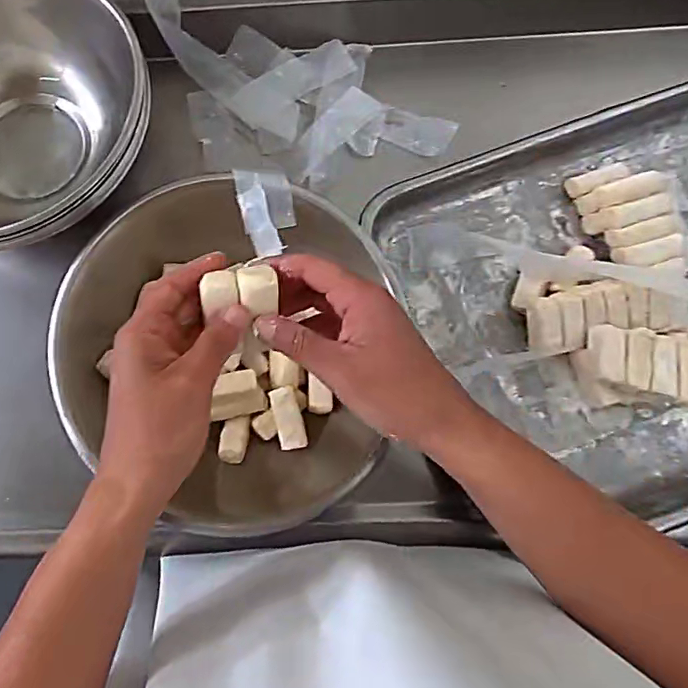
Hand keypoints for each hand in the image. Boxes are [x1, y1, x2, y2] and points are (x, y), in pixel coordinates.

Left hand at [100, 251, 247, 517]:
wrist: (135, 483)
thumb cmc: (159, 432)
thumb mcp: (193, 382)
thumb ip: (216, 341)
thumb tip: (238, 308)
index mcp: (140, 335)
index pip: (167, 289)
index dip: (194, 270)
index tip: (224, 260)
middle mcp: (141, 343)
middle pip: (173, 305)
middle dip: (204, 291)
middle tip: (240, 284)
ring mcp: (150, 364)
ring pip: (180, 328)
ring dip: (207, 317)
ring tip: (242, 307)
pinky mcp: (159, 382)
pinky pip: (184, 350)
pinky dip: (206, 341)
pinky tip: (229, 340)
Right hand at [254, 254, 491, 454]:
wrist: (441, 420)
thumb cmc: (392, 393)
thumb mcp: (338, 368)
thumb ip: (297, 341)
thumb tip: (260, 321)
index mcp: (360, 296)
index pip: (312, 266)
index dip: (278, 267)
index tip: (247, 276)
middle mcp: (366, 299)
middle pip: (318, 281)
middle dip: (283, 288)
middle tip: (249, 302)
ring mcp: (372, 318)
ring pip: (326, 302)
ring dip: (296, 308)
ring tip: (263, 321)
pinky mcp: (374, 336)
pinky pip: (336, 321)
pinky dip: (312, 326)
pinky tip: (292, 341)